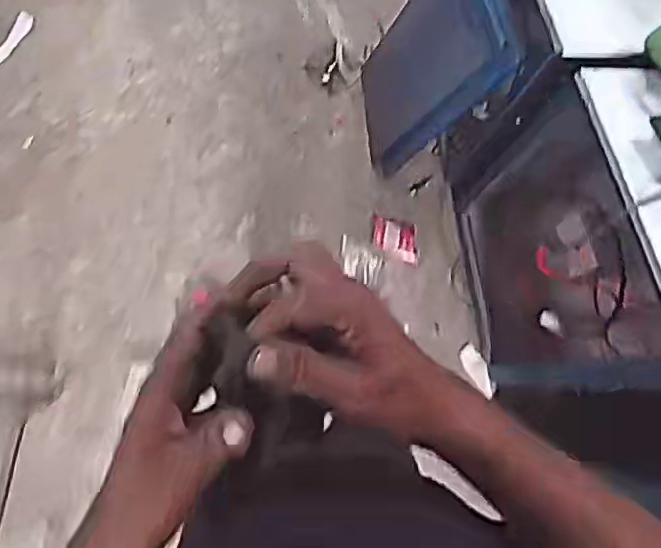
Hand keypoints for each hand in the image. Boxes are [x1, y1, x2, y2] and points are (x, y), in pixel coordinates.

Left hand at [75, 292, 252, 547]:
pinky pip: (209, 396)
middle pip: (197, 350)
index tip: (237, 288)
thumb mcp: (183, 469)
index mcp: (159, 391)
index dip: (208, 313)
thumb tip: (250, 416)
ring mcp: (173, 414)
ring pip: (204, 372)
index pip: (185, 339)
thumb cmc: (143, 498)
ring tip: (261, 336)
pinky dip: (228, 384)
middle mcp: (165, 394)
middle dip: (223, 327)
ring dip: (227, 354)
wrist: (118, 540)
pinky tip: (253, 385)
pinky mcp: (181, 433)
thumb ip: (216, 440)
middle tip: (260, 307)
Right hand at [234, 242, 483, 446]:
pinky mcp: (344, 308)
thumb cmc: (396, 399)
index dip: (261, 325)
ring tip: (240, 309)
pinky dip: (281, 293)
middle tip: (229, 303)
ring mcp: (347, 294)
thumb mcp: (351, 393)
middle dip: (259, 274)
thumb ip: (304, 372)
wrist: (431, 402)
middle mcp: (346, 288)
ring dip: (269, 279)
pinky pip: (307, 285)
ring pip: (302, 265)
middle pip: (297, 258)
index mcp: (348, 304)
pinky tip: (265, 324)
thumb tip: (254, 355)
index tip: (239, 354)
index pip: (291, 300)